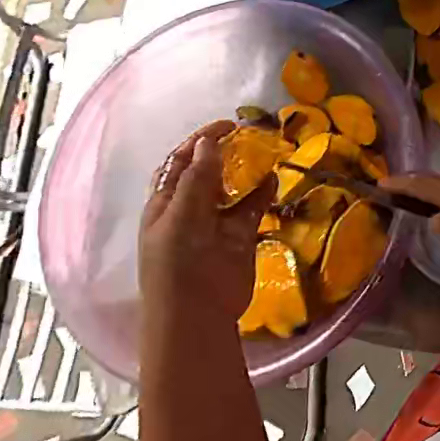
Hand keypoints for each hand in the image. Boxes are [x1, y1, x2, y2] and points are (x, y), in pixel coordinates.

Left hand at [140, 122, 269, 325]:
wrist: (196, 316)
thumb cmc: (178, 265)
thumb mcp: (181, 217)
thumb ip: (196, 180)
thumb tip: (209, 143)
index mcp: (165, 201)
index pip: (181, 161)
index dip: (201, 139)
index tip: (227, 124)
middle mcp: (189, 208)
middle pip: (206, 171)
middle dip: (224, 151)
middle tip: (249, 135)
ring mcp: (215, 223)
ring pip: (231, 189)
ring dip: (244, 170)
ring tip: (263, 151)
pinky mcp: (239, 239)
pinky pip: (251, 210)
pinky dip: (262, 194)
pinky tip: (274, 179)